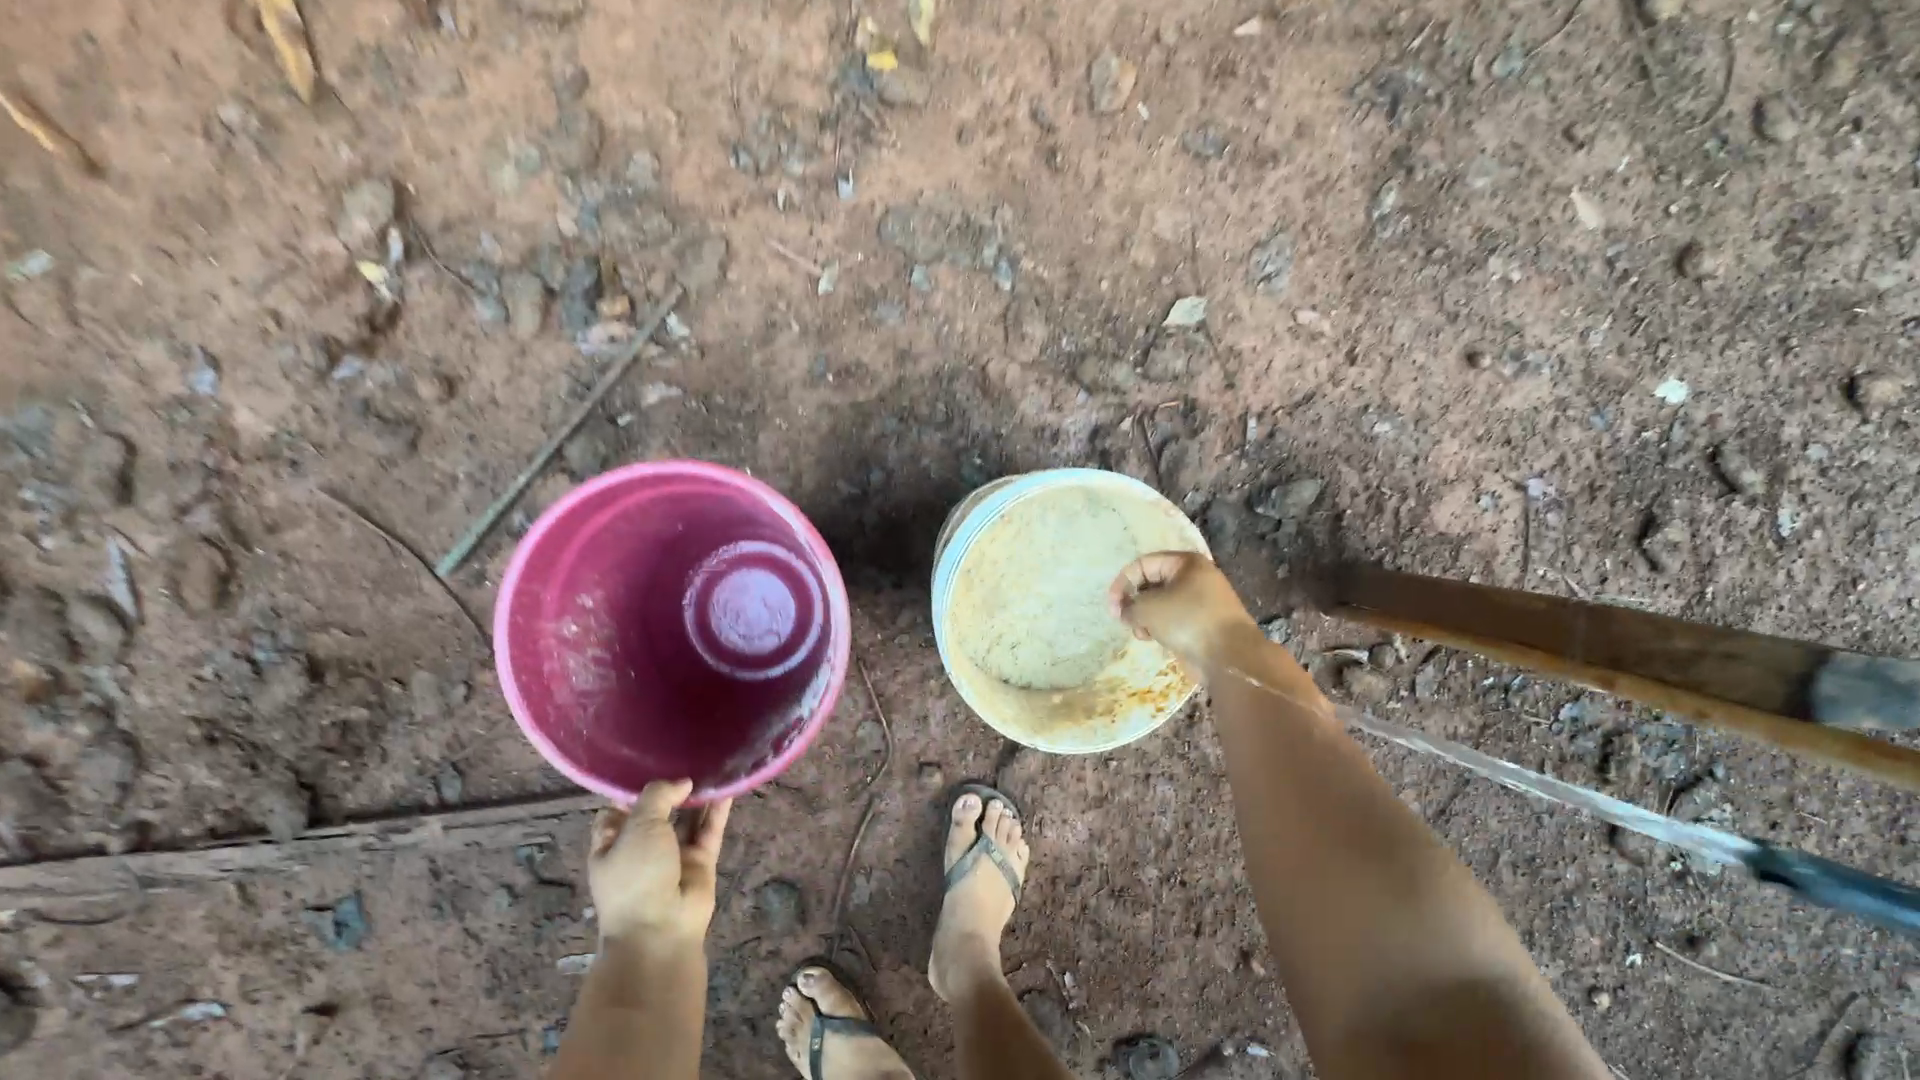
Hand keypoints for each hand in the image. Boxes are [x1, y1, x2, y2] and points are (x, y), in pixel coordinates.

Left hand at [589, 779, 732, 952]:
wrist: (660, 930)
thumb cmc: (635, 877)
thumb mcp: (637, 827)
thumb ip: (658, 796)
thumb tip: (682, 783)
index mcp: (611, 845)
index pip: (618, 810)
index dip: (632, 789)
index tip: (650, 762)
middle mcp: (641, 849)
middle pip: (657, 811)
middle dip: (670, 789)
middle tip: (688, 756)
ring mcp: (672, 857)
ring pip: (687, 819)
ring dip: (697, 797)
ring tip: (712, 765)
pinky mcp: (700, 863)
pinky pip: (709, 831)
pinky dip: (718, 811)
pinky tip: (728, 787)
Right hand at [1108, 552, 1258, 676]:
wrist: (1229, 656)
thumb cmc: (1187, 621)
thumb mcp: (1148, 608)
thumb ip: (1128, 606)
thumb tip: (1124, 612)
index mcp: (1186, 563)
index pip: (1143, 564)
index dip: (1122, 583)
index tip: (1112, 608)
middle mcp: (1196, 577)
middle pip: (1152, 583)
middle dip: (1134, 602)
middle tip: (1125, 620)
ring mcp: (1202, 601)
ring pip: (1162, 603)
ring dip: (1146, 617)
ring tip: (1141, 633)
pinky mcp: (1203, 622)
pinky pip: (1173, 618)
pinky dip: (1160, 627)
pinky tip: (1154, 639)